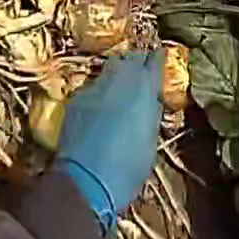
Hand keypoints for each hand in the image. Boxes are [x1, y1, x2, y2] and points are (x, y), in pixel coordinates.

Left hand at [54, 51, 161, 232]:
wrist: (85, 182)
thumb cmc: (128, 168)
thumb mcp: (151, 141)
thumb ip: (151, 112)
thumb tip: (150, 101)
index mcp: (145, 87)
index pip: (156, 59)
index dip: (159, 59)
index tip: (160, 60)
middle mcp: (121, 77)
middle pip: (132, 57)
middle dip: (137, 63)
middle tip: (140, 76)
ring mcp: (97, 84)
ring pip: (111, 66)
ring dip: (117, 74)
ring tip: (119, 90)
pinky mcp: (77, 96)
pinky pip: (93, 86)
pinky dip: (99, 92)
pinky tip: (98, 110)